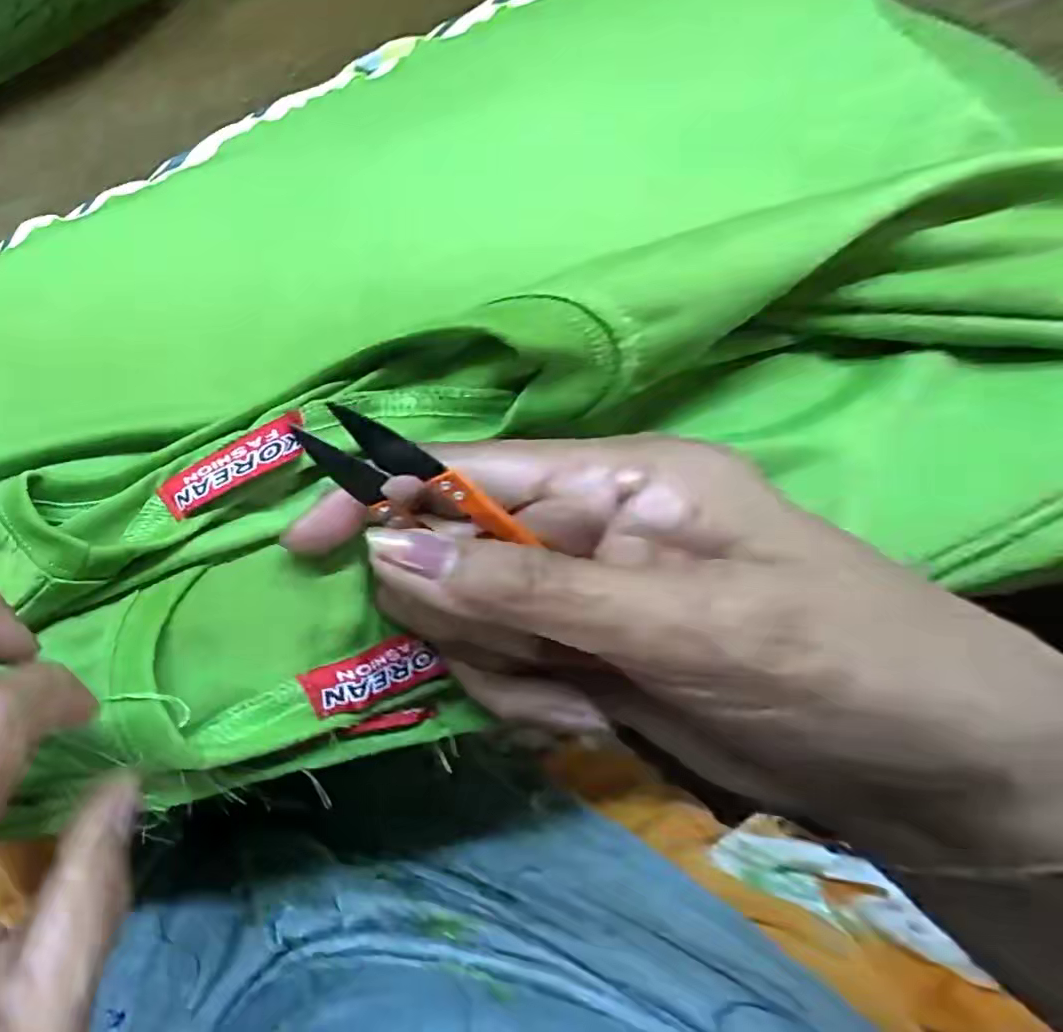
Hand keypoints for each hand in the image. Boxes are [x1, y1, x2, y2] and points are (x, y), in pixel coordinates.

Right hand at [284, 436, 1062, 867]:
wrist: (943, 781)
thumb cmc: (844, 667)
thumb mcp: (683, 623)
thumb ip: (524, 586)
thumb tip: (385, 551)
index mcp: (603, 479)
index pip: (453, 470)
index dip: (373, 495)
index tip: (307, 541)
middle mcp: (565, 524)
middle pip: (437, 552)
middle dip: (463, 613)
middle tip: (530, 654)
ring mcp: (554, 589)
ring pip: (451, 619)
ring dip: (497, 667)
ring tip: (581, 697)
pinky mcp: (553, 646)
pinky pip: (479, 665)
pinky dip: (516, 699)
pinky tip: (585, 717)